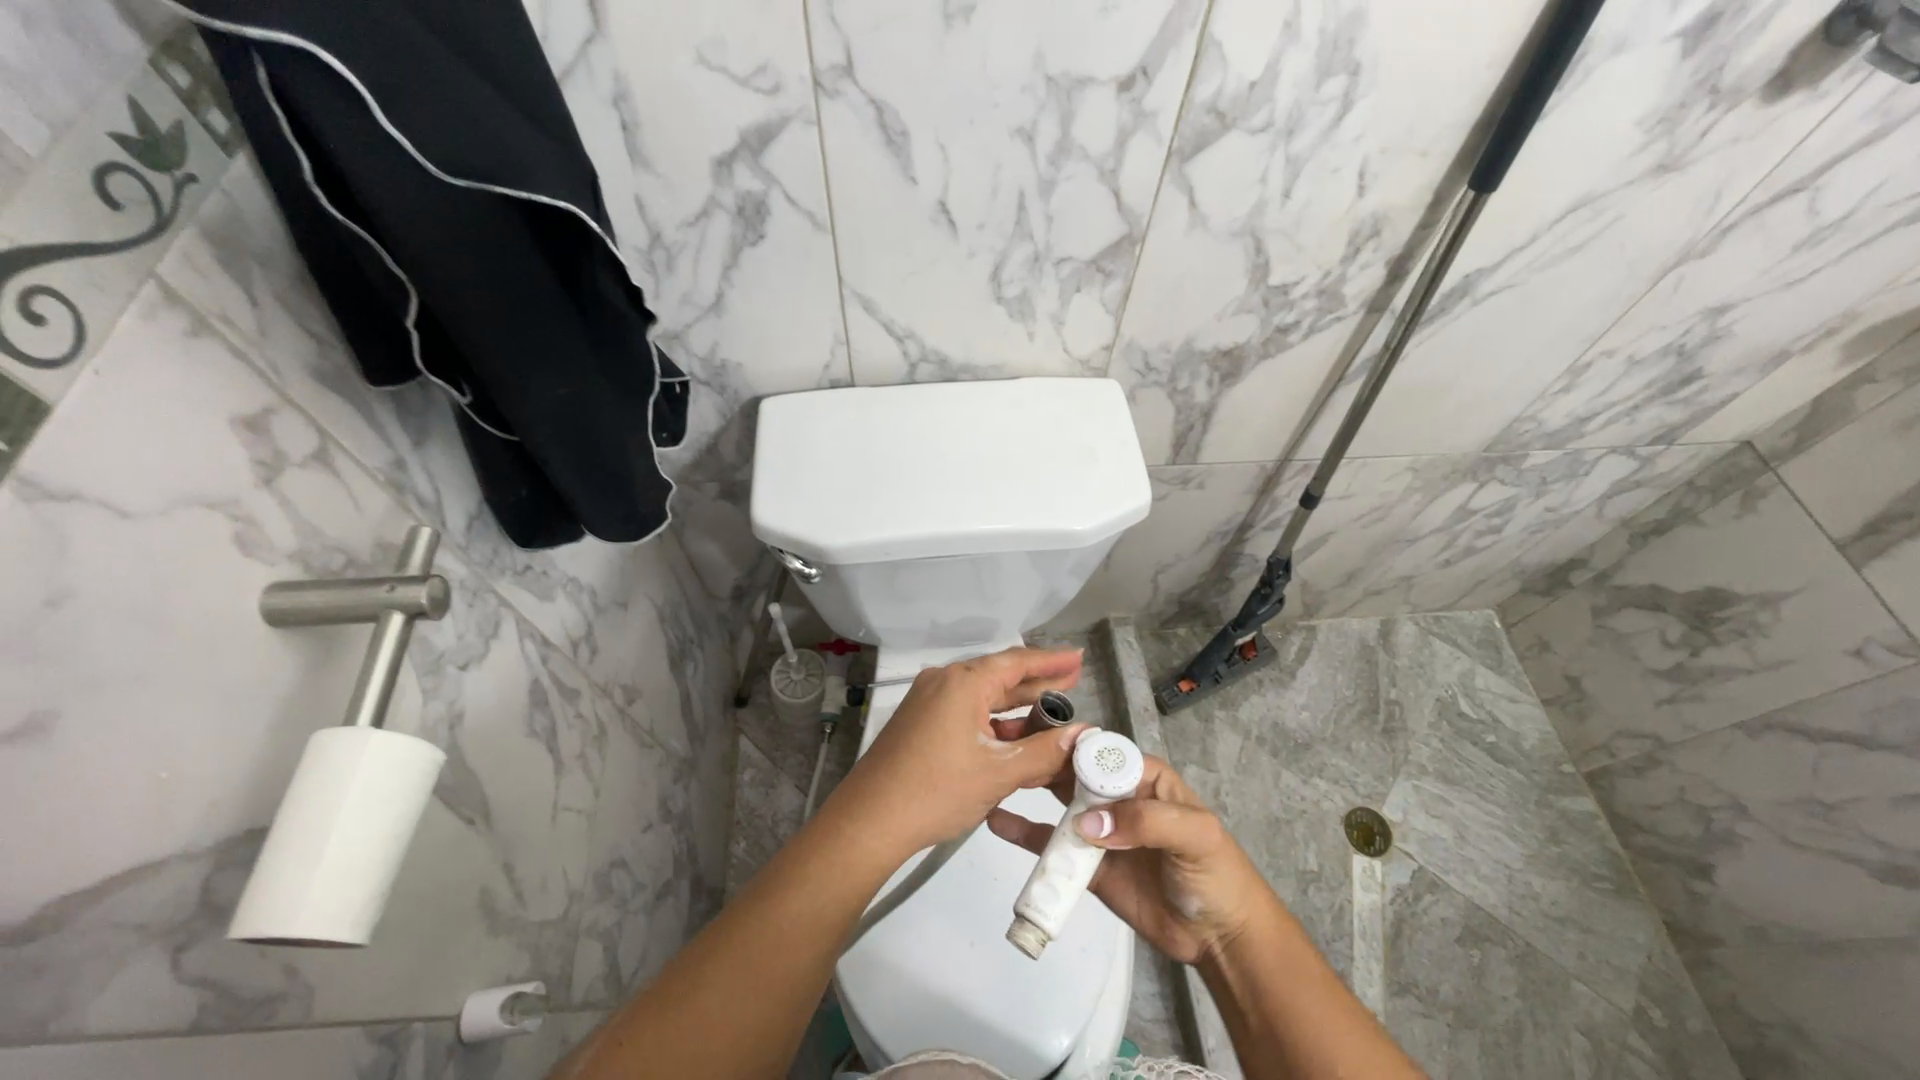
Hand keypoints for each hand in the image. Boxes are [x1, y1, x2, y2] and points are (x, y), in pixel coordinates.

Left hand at [830, 647, 1091, 857]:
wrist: (869, 822)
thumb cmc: (937, 791)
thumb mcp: (999, 772)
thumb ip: (1045, 751)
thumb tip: (1084, 734)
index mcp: (962, 682)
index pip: (1016, 661)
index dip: (1051, 661)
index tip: (1079, 657)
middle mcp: (943, 683)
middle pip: (999, 677)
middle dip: (1037, 683)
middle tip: (1074, 681)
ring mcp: (928, 703)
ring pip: (982, 699)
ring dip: (1016, 709)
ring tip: (1053, 714)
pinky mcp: (920, 725)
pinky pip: (966, 714)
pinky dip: (993, 724)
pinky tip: (1016, 740)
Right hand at [988, 755, 1267, 964]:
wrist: (1220, 937)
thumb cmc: (1216, 874)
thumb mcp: (1195, 835)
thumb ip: (1146, 821)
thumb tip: (1086, 824)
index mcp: (1146, 778)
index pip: (1102, 753)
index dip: (1070, 746)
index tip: (1034, 740)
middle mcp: (1119, 798)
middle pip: (1074, 772)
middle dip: (1042, 761)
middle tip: (1003, 754)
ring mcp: (1102, 832)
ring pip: (1059, 804)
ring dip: (1029, 792)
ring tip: (994, 780)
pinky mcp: (1089, 867)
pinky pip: (1054, 847)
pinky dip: (1026, 835)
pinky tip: (998, 823)